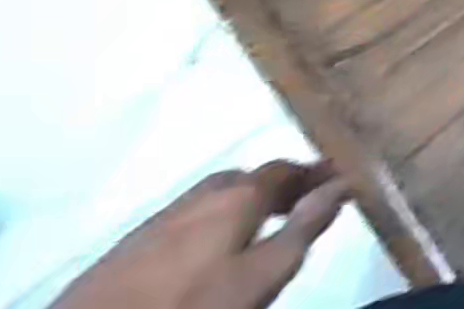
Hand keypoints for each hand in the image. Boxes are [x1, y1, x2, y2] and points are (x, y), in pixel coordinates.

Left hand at [51, 161, 349, 308]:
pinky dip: (203, 225)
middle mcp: (199, 196)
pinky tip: (199, 253)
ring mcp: (154, 223)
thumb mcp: (263, 275)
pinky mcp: (119, 254)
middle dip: (273, 185)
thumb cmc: (191, 307)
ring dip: (236, 204)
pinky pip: (178, 222)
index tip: (340, 177)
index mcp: (238, 195)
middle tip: (295, 203)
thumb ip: (306, 227)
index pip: (287, 169)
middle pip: (244, 178)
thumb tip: (344, 182)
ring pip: (208, 199)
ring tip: (251, 228)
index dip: (315, 172)